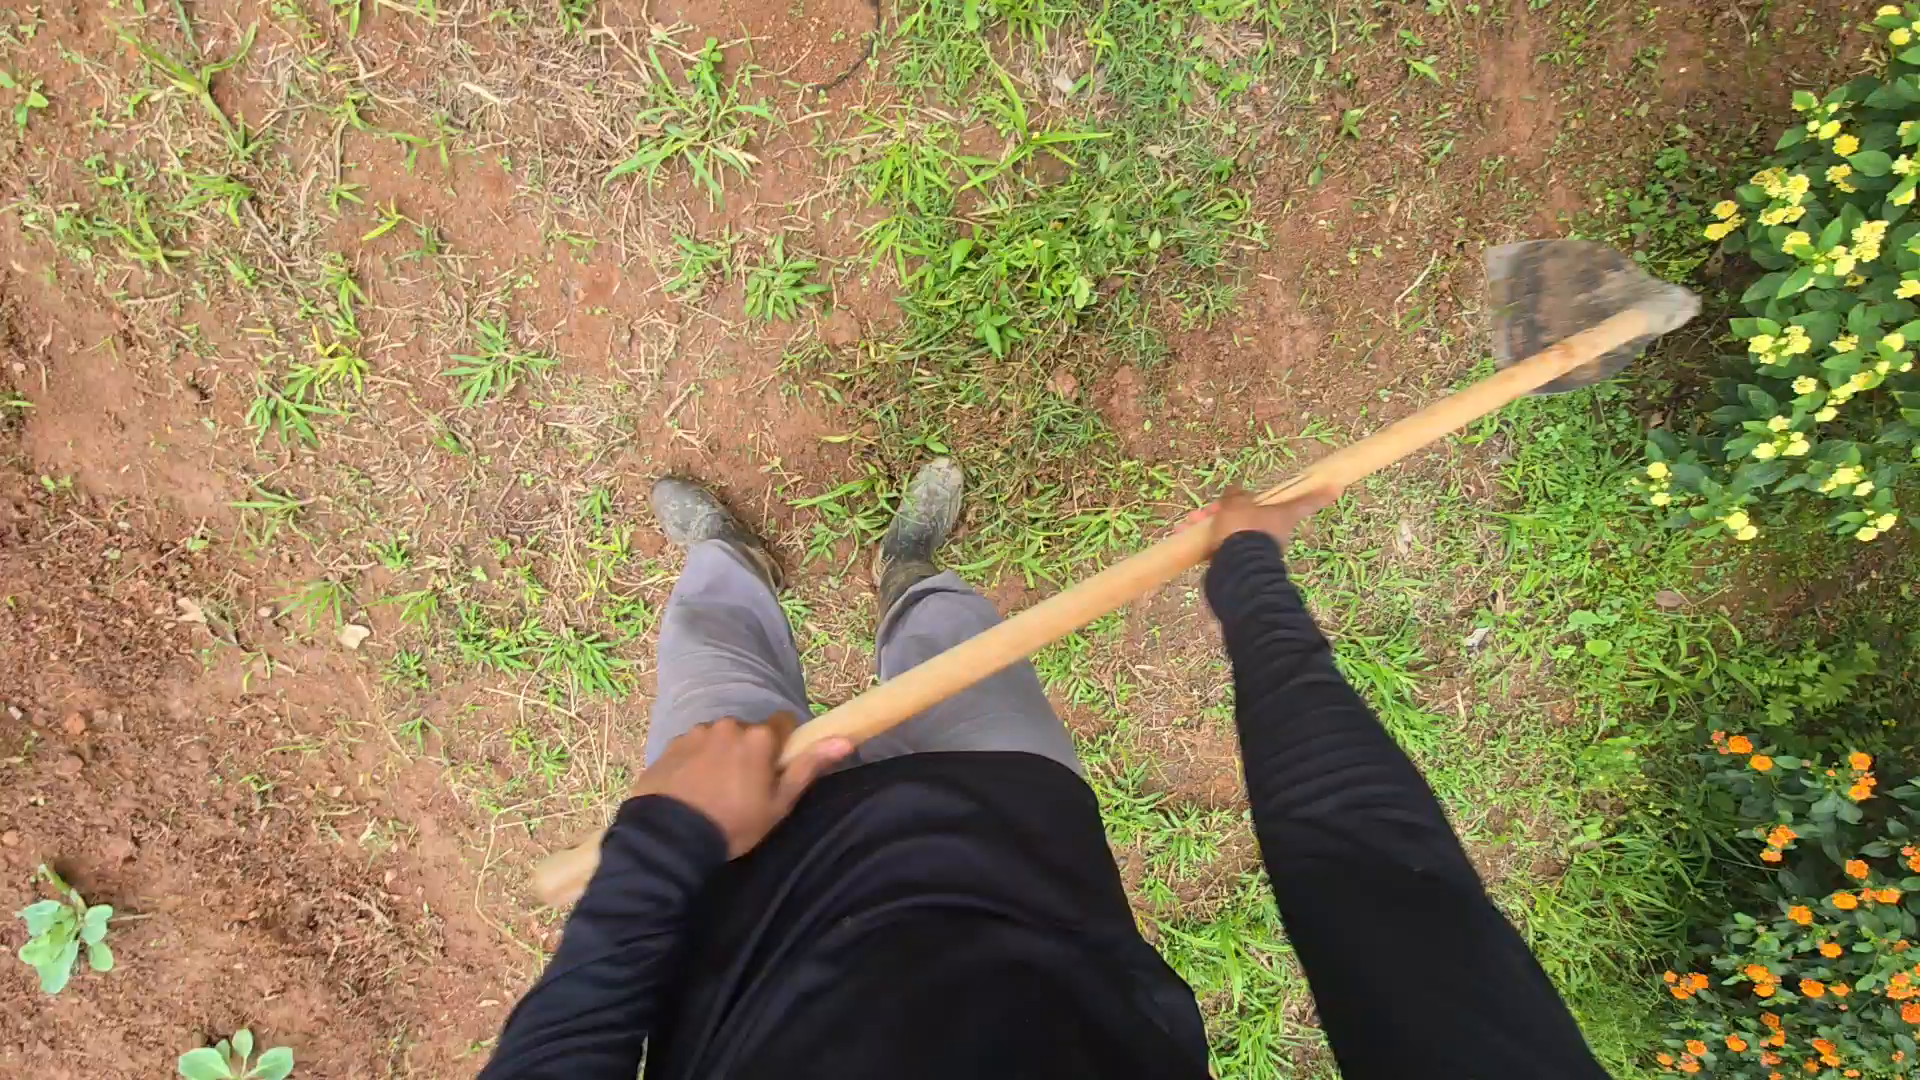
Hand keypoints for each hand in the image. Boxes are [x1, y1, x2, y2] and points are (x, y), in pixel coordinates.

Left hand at [633, 713, 853, 856]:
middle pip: (749, 732)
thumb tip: (844, 740)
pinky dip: (694, 762)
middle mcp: (730, 725)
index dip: (782, 745)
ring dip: (720, 755)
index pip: (783, 723)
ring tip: (712, 790)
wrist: (667, 840)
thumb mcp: (778, 803)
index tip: (775, 769)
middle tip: (742, 787)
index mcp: (760, 737)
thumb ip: (809, 767)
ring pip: (719, 738)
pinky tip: (690, 789)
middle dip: (749, 751)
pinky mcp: (670, 746)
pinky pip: (692, 747)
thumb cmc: (732, 824)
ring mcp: (697, 733)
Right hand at [1184, 485, 1341, 555]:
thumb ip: (1236, 496)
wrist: (1236, 568)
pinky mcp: (1241, 560)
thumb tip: (1236, 492)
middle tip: (1203, 512)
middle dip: (1222, 511)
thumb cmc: (1243, 530)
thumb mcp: (1237, 505)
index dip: (1320, 493)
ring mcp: (1257, 547)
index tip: (1338, 487)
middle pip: (1251, 514)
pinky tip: (1185, 536)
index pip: (1306, 500)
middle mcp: (1273, 530)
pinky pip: (1223, 544)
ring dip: (1208, 524)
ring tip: (1186, 525)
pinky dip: (1206, 540)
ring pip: (1233, 529)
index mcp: (1282, 514)